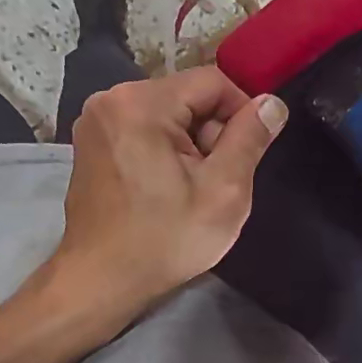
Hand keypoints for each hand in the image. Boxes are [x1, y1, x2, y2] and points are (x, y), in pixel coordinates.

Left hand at [54, 67, 286, 310]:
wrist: (100, 281)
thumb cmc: (164, 239)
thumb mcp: (223, 190)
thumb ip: (250, 138)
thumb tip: (271, 103)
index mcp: (140, 103)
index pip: (212, 81)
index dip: (240, 112)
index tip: (245, 154)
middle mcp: (110, 100)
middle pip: (186, 96)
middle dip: (211, 132)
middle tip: (215, 180)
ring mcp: (95, 122)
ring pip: (166, 114)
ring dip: (189, 143)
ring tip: (190, 188)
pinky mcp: (90, 143)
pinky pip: (142, 129)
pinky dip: (162, 150)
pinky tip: (164, 188)